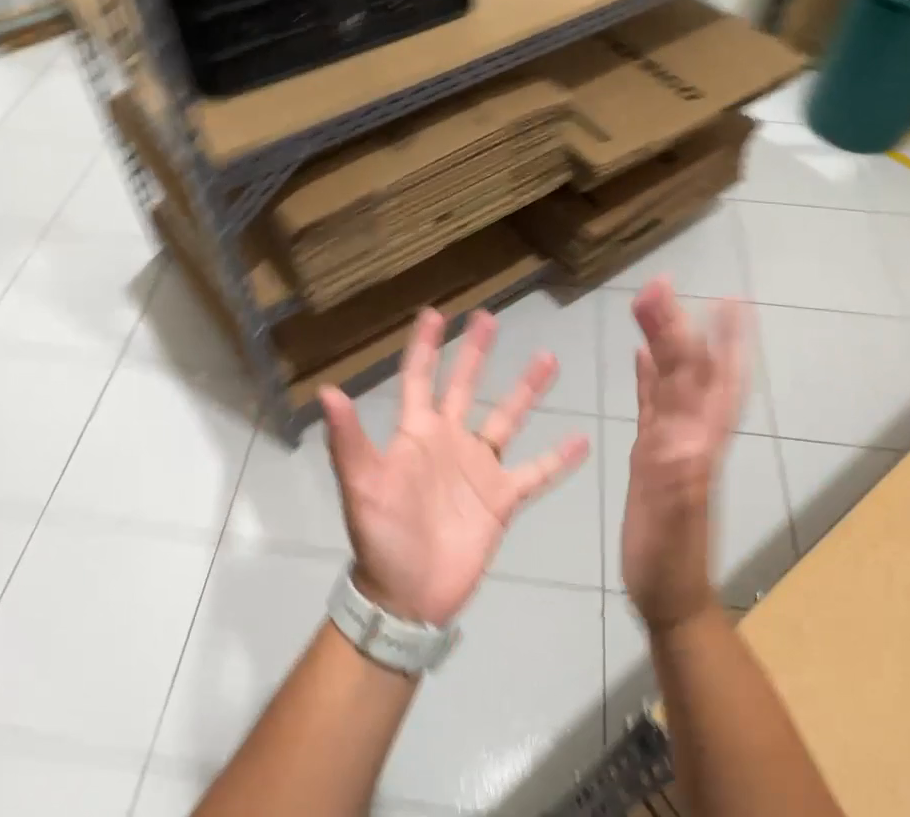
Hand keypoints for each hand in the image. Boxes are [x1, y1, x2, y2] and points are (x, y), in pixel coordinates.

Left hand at [320, 308, 590, 626]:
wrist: (409, 595)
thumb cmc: (381, 538)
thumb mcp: (362, 487)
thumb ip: (349, 441)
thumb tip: (327, 391)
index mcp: (415, 434)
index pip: (419, 378)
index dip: (425, 347)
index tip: (435, 313)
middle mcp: (449, 442)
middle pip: (465, 387)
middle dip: (475, 353)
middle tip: (488, 318)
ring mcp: (478, 470)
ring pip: (506, 419)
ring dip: (526, 391)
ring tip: (547, 358)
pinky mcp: (502, 499)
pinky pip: (536, 472)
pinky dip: (558, 458)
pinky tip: (581, 439)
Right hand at [622, 279, 745, 631]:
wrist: (668, 593)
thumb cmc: (670, 562)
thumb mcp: (674, 521)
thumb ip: (678, 478)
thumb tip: (679, 432)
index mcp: (698, 443)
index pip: (713, 382)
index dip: (725, 343)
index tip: (730, 301)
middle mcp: (689, 433)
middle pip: (685, 369)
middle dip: (677, 326)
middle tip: (659, 284)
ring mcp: (671, 440)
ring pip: (668, 379)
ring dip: (662, 341)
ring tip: (649, 301)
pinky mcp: (652, 454)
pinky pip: (650, 404)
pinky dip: (647, 375)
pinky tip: (640, 353)